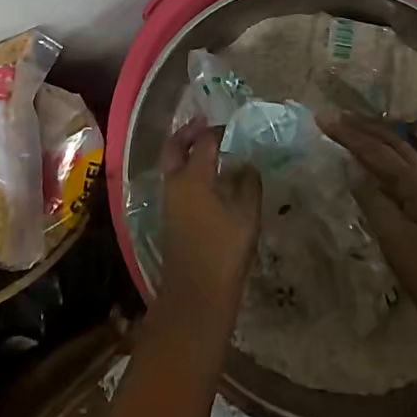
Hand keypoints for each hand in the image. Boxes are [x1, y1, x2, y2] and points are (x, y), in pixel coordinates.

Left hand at [160, 118, 262, 310]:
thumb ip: (248, 183)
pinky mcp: (169, 215)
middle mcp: (175, 182)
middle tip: (205, 123)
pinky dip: (186, 167)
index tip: (233, 126)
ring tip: (207, 146)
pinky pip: (174, 179)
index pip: (204, 141)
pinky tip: (206, 176)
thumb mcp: (246, 214)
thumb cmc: (224, 250)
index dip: (218, 130)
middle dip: (188, 132)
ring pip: (172, 163)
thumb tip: (246, 164)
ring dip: (185, 149)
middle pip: (175, 146)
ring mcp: (168, 199)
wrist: (195, 293)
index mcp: (193, 176)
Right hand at [324, 113, 416, 311]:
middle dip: (365, 129)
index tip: (323, 120)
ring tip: (354, 134)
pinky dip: (384, 165)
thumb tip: (351, 170)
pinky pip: (403, 177)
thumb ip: (373, 201)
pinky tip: (374, 173)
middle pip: (394, 146)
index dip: (349, 135)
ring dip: (376, 143)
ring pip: (401, 159)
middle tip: (337, 118)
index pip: (377, 151)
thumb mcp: (397, 240)